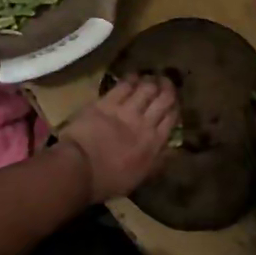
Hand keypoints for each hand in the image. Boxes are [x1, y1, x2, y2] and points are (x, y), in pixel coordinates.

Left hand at [59, 75, 177, 202]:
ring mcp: (125, 112)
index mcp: (155, 144)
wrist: (80, 167)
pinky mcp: (105, 103)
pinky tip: (132, 75)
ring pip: (145, 90)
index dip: (175, 106)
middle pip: (162, 100)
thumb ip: (157, 162)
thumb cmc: (108, 179)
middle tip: (166, 80)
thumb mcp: (141, 176)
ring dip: (150, 81)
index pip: (171, 119)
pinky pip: (122, 87)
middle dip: (167, 88)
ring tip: (151, 76)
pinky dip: (130, 79)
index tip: (174, 100)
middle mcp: (145, 124)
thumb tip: (172, 151)